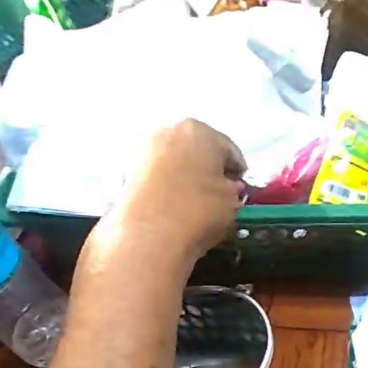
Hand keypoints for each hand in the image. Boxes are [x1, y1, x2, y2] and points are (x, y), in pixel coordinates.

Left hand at [96, 119, 246, 267]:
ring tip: (194, 205)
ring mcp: (143, 151)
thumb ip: (233, 189)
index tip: (240, 188)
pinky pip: (157, 179)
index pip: (228, 150)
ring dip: (185, 179)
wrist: (148, 236)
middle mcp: (168, 132)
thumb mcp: (232, 201)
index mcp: (199, 130)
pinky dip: (166, 189)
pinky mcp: (126, 174)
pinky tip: (174, 208)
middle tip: (218, 195)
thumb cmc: (199, 210)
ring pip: (174, 164)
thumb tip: (227, 187)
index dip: (237, 171)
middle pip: (197, 151)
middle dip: (208, 171)